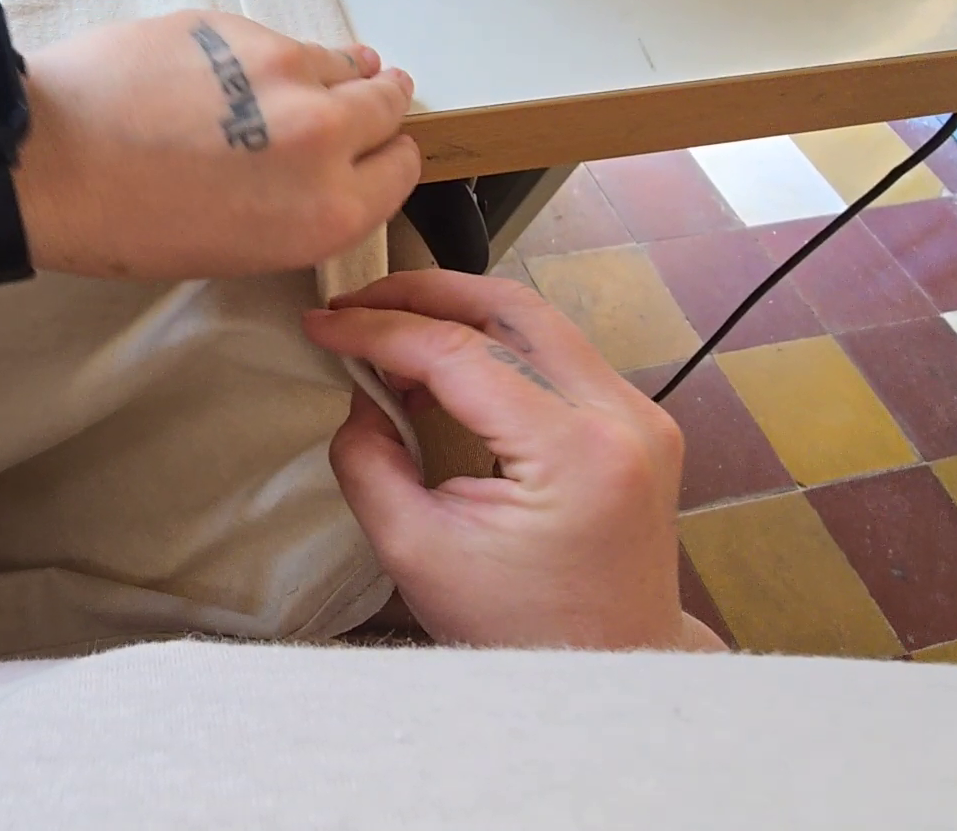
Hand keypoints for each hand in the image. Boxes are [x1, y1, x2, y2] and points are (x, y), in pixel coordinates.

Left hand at [16, 10, 420, 278]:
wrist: (49, 163)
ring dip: (331, 74)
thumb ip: (299, 207)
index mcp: (325, 213)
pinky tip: (228, 74)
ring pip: (342, 60)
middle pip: (387, 102)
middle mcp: (324, 138)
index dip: (385, 161)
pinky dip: (270, 57)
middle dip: (374, 107)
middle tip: (352, 106)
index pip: (401, 170)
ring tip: (295, 86)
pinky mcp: (236, 25)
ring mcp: (281, 70)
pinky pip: (278, 41)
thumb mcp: (234, 250)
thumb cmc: (128, 229)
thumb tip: (321, 167)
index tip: (370, 154)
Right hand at [301, 270, 725, 650]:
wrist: (606, 664)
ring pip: (529, 315)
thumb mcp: (409, 547)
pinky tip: (433, 362)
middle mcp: (621, 413)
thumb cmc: (510, 623)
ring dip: (448, 308)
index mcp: (573, 451)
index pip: (456, 353)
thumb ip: (366, 457)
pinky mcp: (628, 416)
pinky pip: (544, 346)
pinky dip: (479, 337)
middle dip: (417, 292)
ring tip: (383, 328)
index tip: (320, 326)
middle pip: (507, 305)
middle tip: (352, 303)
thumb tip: (365, 392)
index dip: (375, 330)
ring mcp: (636, 410)